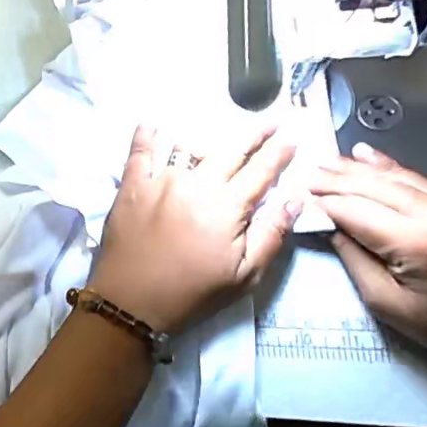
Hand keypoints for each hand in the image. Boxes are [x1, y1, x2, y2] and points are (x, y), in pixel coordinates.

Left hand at [88, 122, 300, 335]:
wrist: (130, 304)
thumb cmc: (193, 293)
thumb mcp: (244, 275)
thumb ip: (271, 234)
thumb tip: (295, 199)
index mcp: (228, 206)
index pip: (261, 170)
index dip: (279, 153)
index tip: (292, 138)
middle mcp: (197, 183)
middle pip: (231, 150)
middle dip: (254, 134)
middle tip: (269, 121)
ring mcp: (162, 180)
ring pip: (190, 148)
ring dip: (207, 142)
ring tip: (215, 139)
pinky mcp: (133, 185)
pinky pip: (141, 152)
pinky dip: (146, 135)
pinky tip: (151, 122)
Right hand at [309, 143, 426, 396]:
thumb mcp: (393, 309)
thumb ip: (357, 263)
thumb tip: (333, 229)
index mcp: (418, 243)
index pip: (358, 211)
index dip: (327, 203)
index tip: (300, 195)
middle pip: (376, 185)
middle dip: (339, 178)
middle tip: (307, 171)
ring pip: (399, 176)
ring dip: (361, 168)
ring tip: (330, 161)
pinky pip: (421, 180)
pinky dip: (391, 169)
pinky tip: (369, 157)